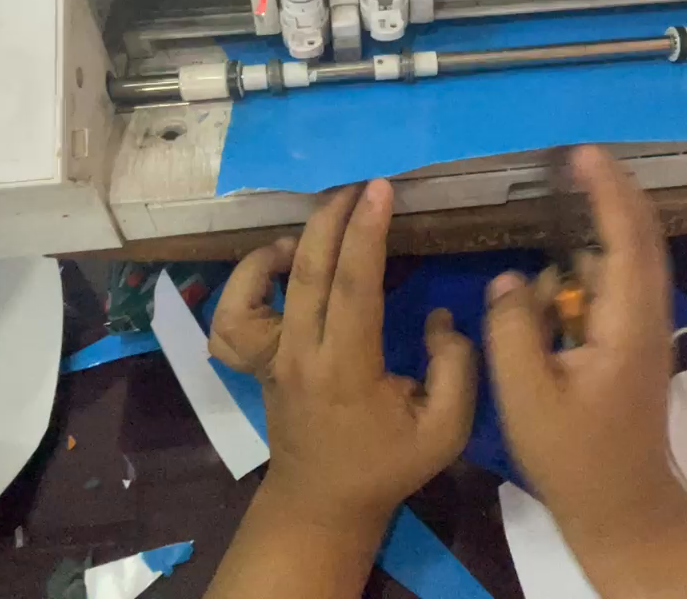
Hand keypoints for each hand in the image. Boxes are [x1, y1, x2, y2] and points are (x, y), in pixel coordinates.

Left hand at [209, 179, 476, 529]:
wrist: (324, 502)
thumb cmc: (388, 464)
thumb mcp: (445, 428)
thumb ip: (456, 367)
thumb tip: (442, 316)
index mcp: (348, 370)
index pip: (355, 286)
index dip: (367, 232)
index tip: (381, 189)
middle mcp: (300, 355)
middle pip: (307, 271)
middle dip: (333, 217)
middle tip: (359, 185)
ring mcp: (270, 358)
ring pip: (255, 289)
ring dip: (286, 243)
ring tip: (320, 223)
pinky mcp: (255, 360)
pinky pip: (230, 316)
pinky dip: (245, 279)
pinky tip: (277, 262)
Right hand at [483, 145, 686, 545]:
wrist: (624, 510)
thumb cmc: (576, 458)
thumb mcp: (526, 396)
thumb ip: (513, 328)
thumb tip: (510, 278)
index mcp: (627, 323)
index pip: (624, 240)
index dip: (606, 192)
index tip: (583, 154)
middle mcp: (645, 315)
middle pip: (640, 236)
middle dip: (614, 191)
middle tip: (579, 158)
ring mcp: (642, 327)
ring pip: (625, 259)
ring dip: (599, 228)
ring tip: (564, 208)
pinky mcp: (630, 340)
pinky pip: (611, 285)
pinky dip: (589, 265)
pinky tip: (556, 280)